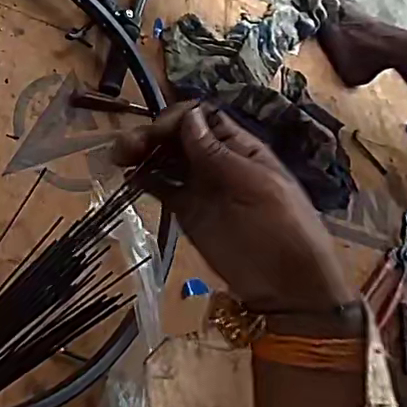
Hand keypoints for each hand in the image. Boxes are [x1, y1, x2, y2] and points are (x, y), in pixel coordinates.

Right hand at [114, 103, 353, 313]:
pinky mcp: (184, 209)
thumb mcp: (256, 188)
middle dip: (150, 135)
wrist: (288, 291)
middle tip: (127, 149)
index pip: (201, 117)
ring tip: (119, 158)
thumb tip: (188, 116)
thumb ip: (218, 154)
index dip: (176, 119)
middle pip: (175, 134)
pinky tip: (129, 177)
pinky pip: (159, 185)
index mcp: (238, 148)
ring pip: (162, 157)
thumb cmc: (283, 232)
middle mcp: (214, 160)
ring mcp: (198, 184)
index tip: (157, 133)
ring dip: (140, 152)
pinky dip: (142, 178)